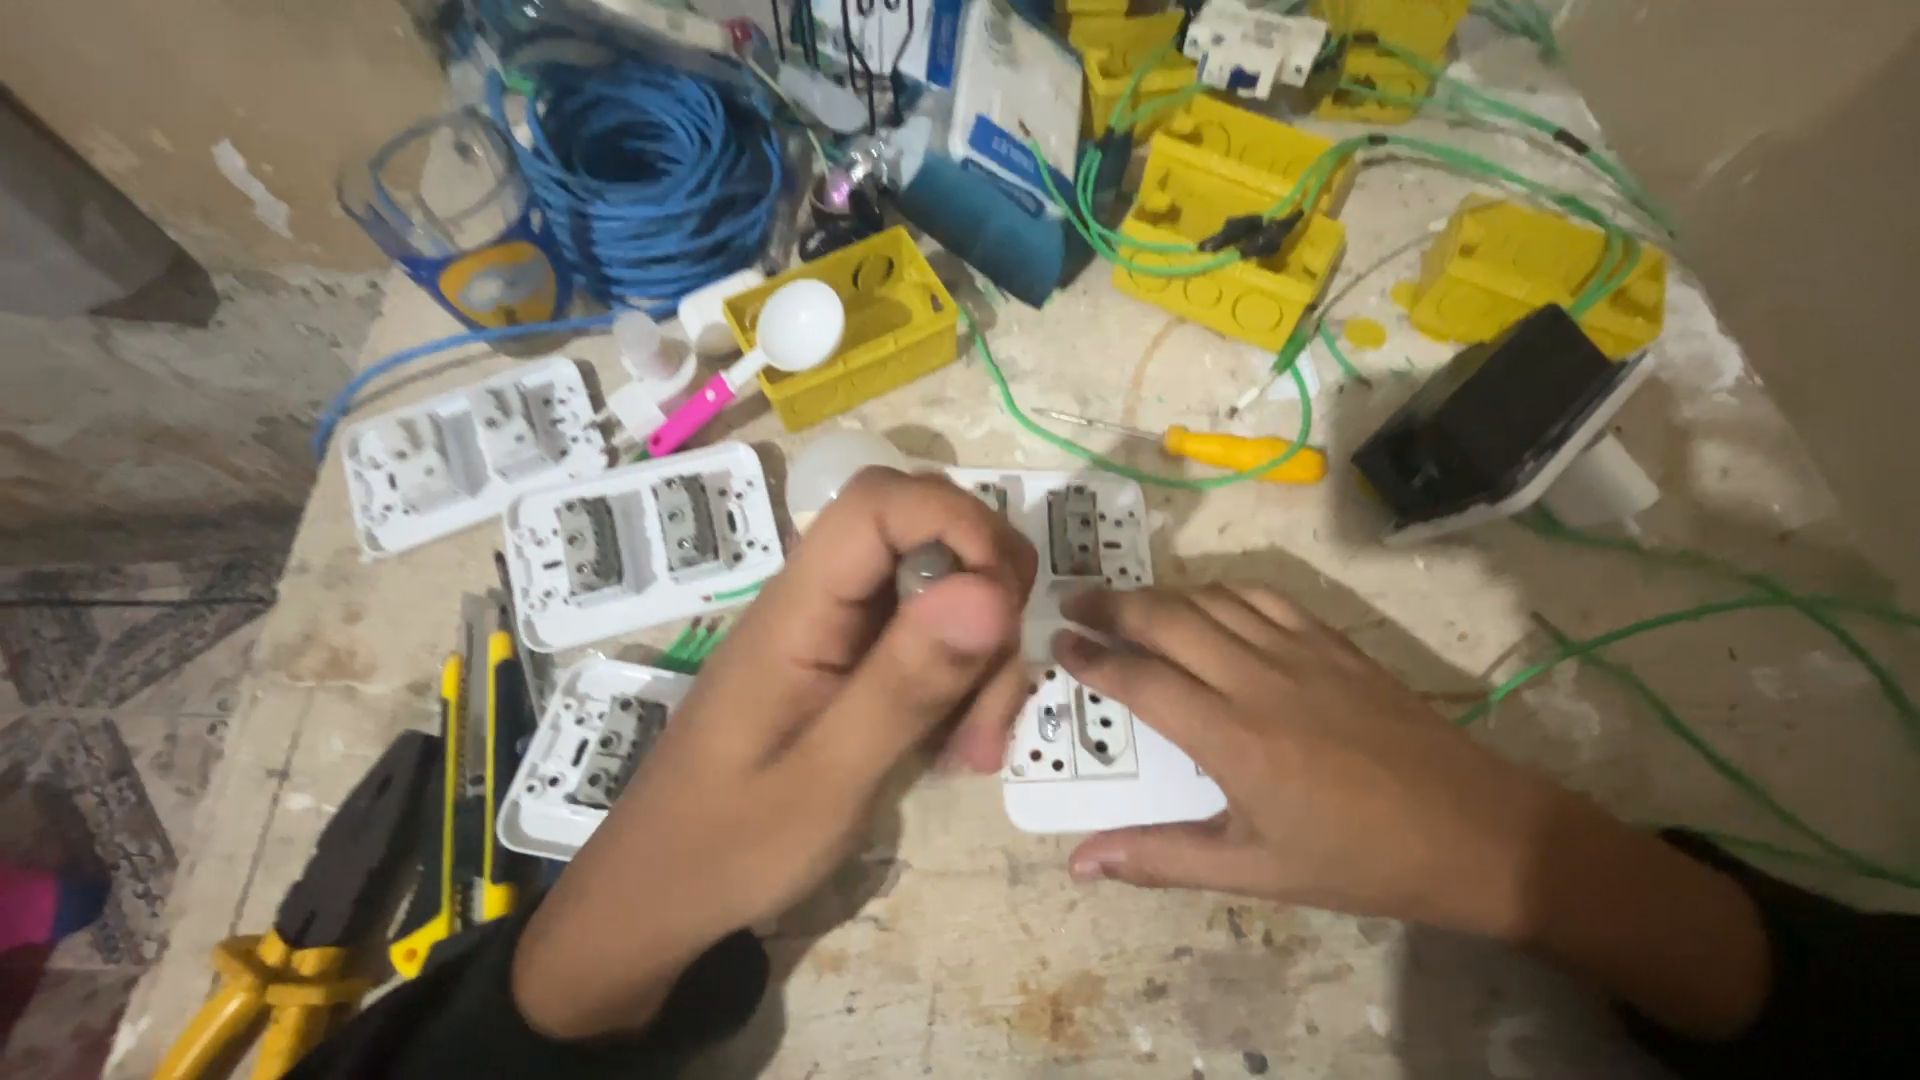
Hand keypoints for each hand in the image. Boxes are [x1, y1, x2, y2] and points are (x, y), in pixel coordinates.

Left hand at [514, 468, 1036, 1037]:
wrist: (663, 895)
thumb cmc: (730, 845)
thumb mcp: (829, 779)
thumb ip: (906, 684)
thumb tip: (991, 591)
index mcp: (800, 606)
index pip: (879, 502)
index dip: (958, 522)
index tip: (1003, 606)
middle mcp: (822, 600)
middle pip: (927, 537)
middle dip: (988, 600)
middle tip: (996, 695)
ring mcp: (841, 632)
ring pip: (944, 593)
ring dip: (982, 659)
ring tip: (976, 751)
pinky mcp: (855, 664)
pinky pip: (932, 642)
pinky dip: (964, 684)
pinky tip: (957, 750)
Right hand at [1053, 583, 1770, 1039]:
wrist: (1478, 833)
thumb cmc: (1357, 860)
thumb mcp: (1253, 870)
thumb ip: (1160, 858)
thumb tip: (1078, 863)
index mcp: (1231, 739)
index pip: (1140, 680)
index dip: (1092, 657)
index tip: (1058, 642)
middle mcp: (1256, 680)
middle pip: (1165, 620)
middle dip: (1110, 605)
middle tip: (1073, 602)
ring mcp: (1300, 652)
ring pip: (1210, 599)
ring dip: (1159, 593)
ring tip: (1125, 600)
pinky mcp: (1334, 642)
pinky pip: (1263, 596)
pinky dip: (1220, 589)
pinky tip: (1205, 599)